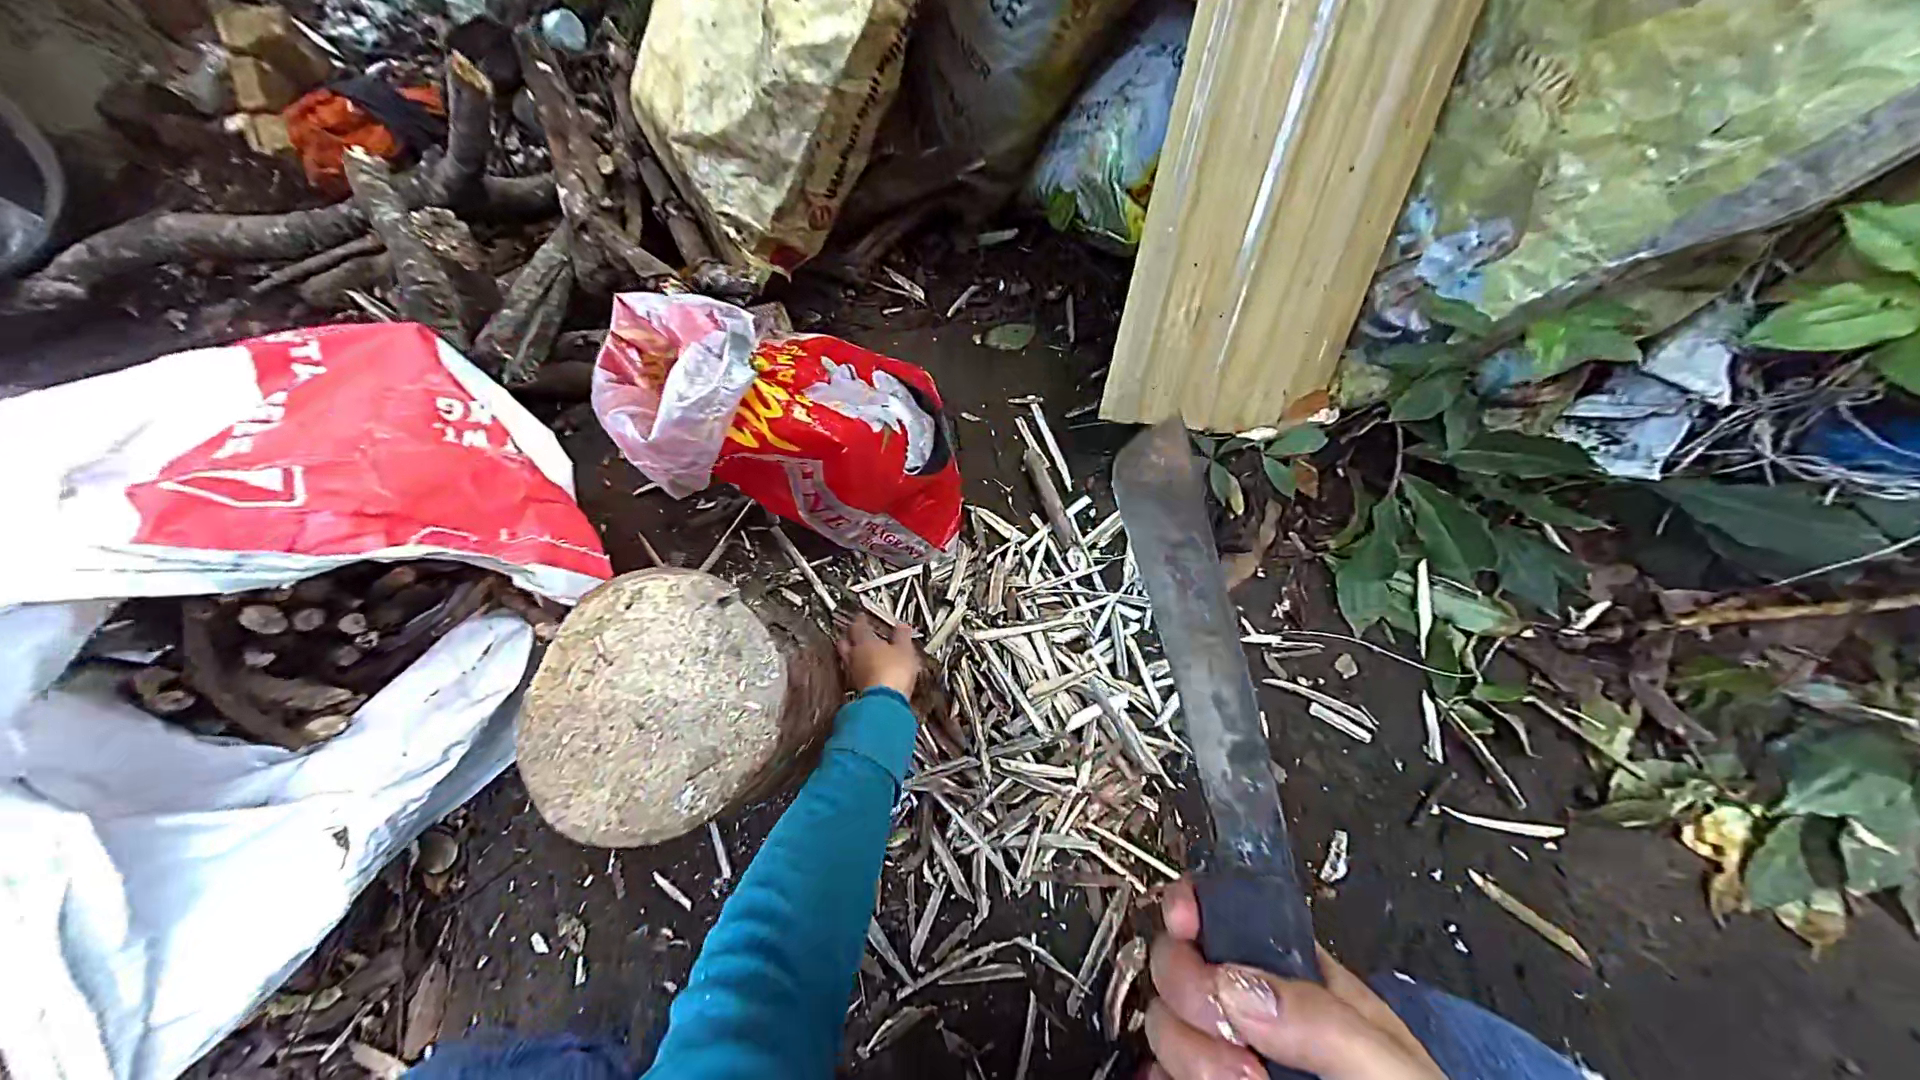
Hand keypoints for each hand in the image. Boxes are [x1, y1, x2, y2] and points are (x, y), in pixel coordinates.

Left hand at [835, 613, 919, 697]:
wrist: (883, 703)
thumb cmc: (892, 673)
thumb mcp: (904, 650)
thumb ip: (902, 636)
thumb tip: (902, 626)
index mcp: (864, 641)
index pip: (858, 626)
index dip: (860, 620)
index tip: (861, 617)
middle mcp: (854, 656)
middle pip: (845, 642)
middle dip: (849, 637)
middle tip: (853, 633)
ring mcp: (852, 674)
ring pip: (846, 659)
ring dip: (851, 655)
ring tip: (857, 655)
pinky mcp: (854, 690)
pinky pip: (851, 676)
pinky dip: (856, 673)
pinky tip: (862, 675)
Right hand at [1146, 879, 1443, 1079]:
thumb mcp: (1394, 1071)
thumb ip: (1325, 1023)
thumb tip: (1237, 985)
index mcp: (1300, 979)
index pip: (1226, 910)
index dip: (1193, 903)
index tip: (1184, 922)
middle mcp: (1254, 1009)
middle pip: (1178, 960)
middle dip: (1191, 992)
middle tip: (1235, 1044)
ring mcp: (1225, 1053)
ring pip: (1162, 1017)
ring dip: (1186, 1050)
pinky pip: (1154, 1069)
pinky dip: (1162, 1077)